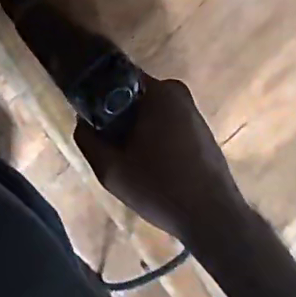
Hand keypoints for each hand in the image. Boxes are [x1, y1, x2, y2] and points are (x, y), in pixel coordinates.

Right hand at [74, 77, 251, 248]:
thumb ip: (88, 140)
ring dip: (137, 129)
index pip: (116, 78)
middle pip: (133, 96)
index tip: (90, 119)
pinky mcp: (201, 130)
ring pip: (150, 112)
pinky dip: (155, 138)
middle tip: (109, 146)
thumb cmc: (160, 188)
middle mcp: (177, 93)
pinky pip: (167, 124)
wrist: (212, 218)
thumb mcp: (111, 170)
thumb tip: (82, 121)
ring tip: (129, 160)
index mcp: (158, 92)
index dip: (98, 95)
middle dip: (118, 116)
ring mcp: (192, 111)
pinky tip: (152, 167)